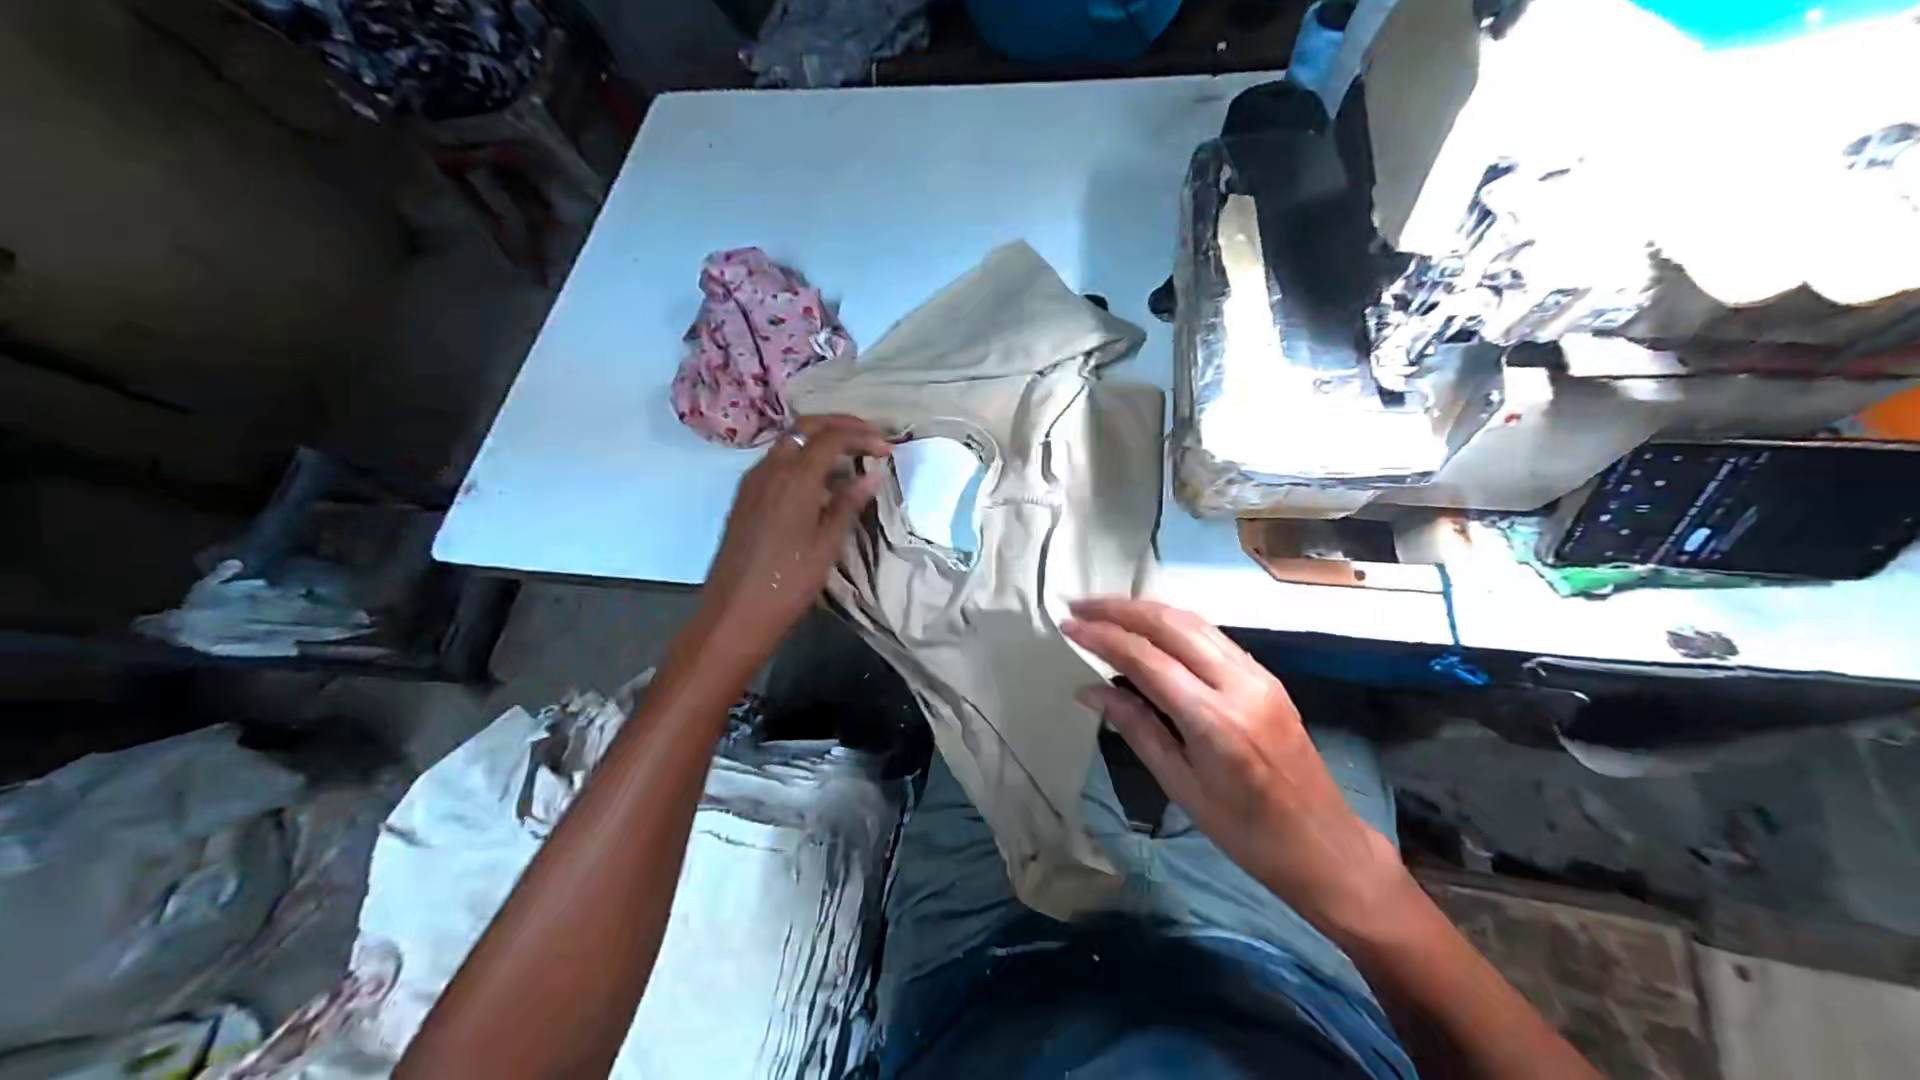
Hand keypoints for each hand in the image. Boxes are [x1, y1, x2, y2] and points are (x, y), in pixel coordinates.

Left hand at [698, 415, 891, 654]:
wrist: (736, 612)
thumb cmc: (788, 582)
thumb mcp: (827, 544)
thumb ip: (848, 503)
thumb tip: (873, 474)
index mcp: (794, 478)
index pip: (831, 438)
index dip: (862, 437)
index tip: (887, 448)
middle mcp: (769, 469)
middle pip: (806, 428)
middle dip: (839, 425)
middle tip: (868, 436)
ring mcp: (752, 482)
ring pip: (788, 443)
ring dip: (819, 441)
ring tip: (849, 458)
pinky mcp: (745, 497)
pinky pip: (776, 462)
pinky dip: (801, 459)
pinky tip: (819, 482)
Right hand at [1062, 597, 1410, 938]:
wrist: (1326, 847)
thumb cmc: (1246, 833)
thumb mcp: (1181, 786)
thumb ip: (1136, 728)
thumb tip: (1090, 690)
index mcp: (1214, 720)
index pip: (1146, 657)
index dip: (1102, 636)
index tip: (1068, 625)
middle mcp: (1239, 684)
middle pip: (1171, 623)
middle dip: (1120, 608)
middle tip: (1079, 607)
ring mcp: (1258, 676)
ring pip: (1194, 621)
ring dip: (1146, 609)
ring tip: (1105, 611)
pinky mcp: (1266, 677)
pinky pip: (1212, 636)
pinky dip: (1174, 624)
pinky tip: (1149, 629)